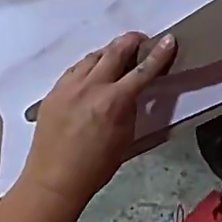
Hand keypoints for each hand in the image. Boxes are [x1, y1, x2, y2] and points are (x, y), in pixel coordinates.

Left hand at [20, 32, 178, 206]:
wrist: (53, 181)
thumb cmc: (96, 166)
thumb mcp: (125, 136)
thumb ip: (130, 107)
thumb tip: (132, 90)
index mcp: (113, 102)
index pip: (142, 70)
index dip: (159, 54)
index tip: (169, 40)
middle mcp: (91, 87)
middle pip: (115, 51)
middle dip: (132, 41)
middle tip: (140, 40)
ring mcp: (69, 87)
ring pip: (93, 56)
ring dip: (109, 51)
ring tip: (117, 56)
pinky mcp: (54, 91)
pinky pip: (75, 69)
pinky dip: (89, 65)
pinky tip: (93, 72)